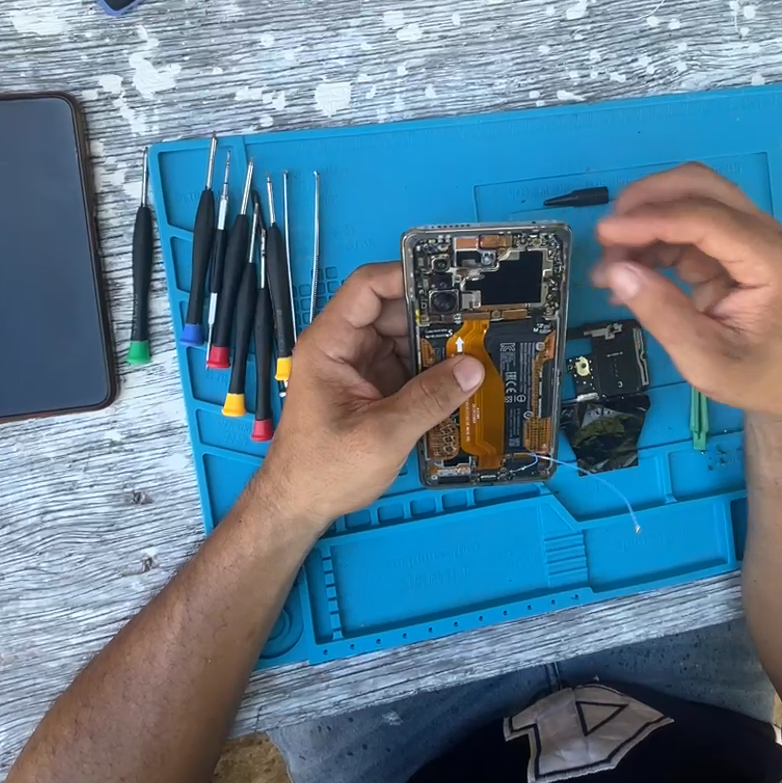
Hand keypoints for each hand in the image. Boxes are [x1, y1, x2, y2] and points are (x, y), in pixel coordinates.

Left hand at [254, 262, 485, 527]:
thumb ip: (429, 398)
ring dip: (439, 343)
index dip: (407, 275)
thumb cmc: (324, 469)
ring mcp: (361, 366)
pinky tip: (465, 373)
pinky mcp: (375, 387)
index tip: (451, 279)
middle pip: (394, 311)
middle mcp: (346, 346)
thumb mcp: (382, 434)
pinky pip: (410, 364)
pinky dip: (435, 369)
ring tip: (482, 343)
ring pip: (406, 337)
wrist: (300, 507)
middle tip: (481, 317)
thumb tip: (474, 368)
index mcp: (331, 343)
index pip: (368, 287)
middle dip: (435, 313)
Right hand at [592, 163, 781, 418]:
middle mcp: (765, 236)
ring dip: (645, 222)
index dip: (652, 220)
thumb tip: (616, 271)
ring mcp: (748, 238)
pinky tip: (626, 273)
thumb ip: (663, 314)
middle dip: (648, 200)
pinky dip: (651, 242)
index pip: (706, 219)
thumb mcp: (706, 360)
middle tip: (607, 233)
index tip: (606, 232)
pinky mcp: (729, 248)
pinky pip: (684, 228)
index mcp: (771, 261)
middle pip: (702, 186)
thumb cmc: (758, 378)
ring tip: (609, 266)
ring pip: (690, 199)